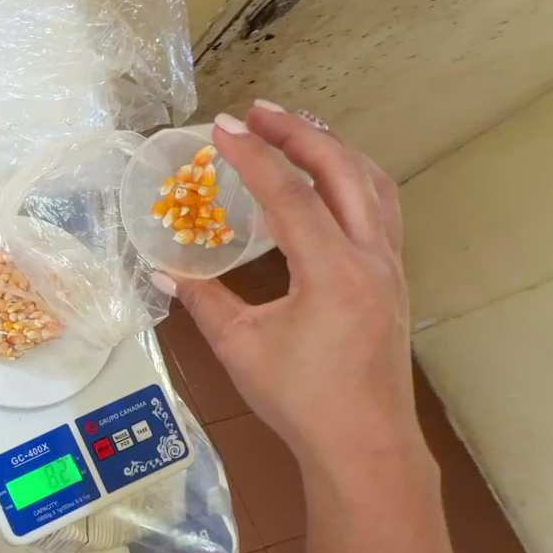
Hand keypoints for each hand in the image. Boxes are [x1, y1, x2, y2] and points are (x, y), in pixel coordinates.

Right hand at [165, 102, 425, 477]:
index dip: (253, 157)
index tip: (222, 128)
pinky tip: (323, 181)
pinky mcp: (389, 277)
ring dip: (332, 150)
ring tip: (294, 129)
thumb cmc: (298, 396)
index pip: (290, 196)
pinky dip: (349, 179)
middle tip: (258, 113)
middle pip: (344, 172)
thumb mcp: (239, 345)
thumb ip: (203, 300)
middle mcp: (371, 256)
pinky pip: (377, 208)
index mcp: (333, 271)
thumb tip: (163, 270)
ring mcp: (388, 265)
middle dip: (300, 134)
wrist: (360, 439)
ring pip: (372, 184)